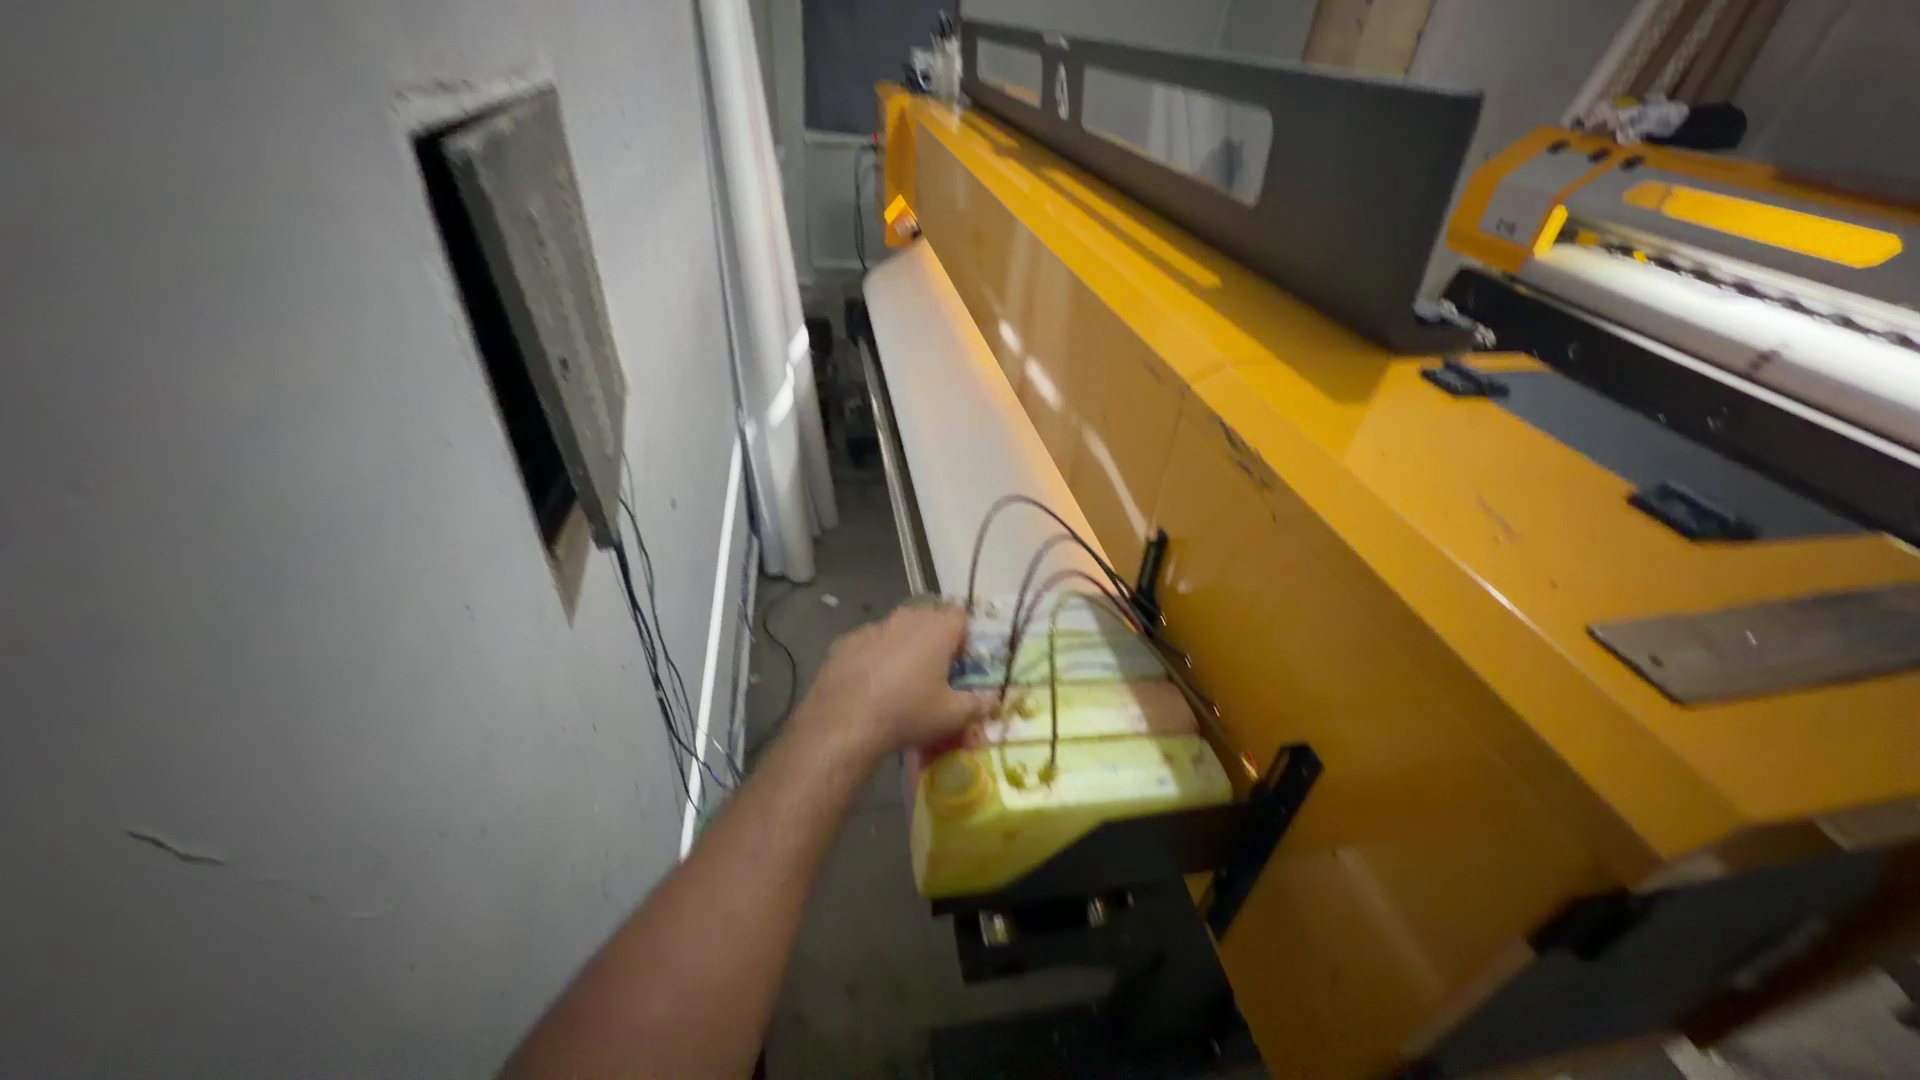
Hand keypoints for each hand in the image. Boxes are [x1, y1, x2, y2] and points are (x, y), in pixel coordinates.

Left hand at [794, 603, 993, 761]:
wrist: (844, 723)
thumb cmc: (908, 714)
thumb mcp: (953, 716)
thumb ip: (980, 704)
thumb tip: (994, 700)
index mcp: (938, 628)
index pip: (963, 616)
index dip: (967, 638)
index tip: (964, 664)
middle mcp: (906, 618)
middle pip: (930, 618)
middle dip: (937, 640)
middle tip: (936, 673)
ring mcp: (873, 627)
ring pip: (898, 630)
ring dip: (906, 647)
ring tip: (902, 681)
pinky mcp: (845, 641)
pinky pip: (871, 643)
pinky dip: (876, 657)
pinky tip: (872, 685)